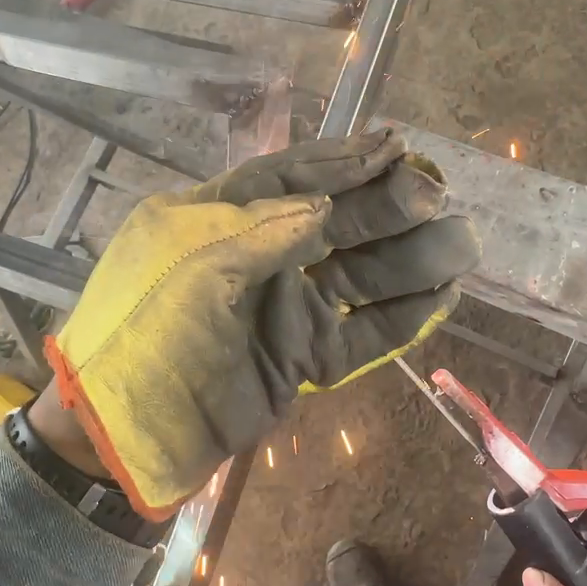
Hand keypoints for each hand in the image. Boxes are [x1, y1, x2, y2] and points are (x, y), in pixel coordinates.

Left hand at [45, 130, 479, 518]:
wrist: (124, 437)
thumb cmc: (145, 334)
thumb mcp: (191, 264)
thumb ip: (262, 228)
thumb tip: (326, 203)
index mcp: (216, 220)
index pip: (288, 178)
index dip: (341, 161)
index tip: (395, 148)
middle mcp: (256, 258)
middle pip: (334, 222)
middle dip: (386, 207)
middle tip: (436, 197)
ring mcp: (281, 309)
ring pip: (357, 277)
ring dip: (408, 259)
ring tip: (462, 243)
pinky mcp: (300, 358)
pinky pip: (360, 334)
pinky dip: (400, 318)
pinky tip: (443, 298)